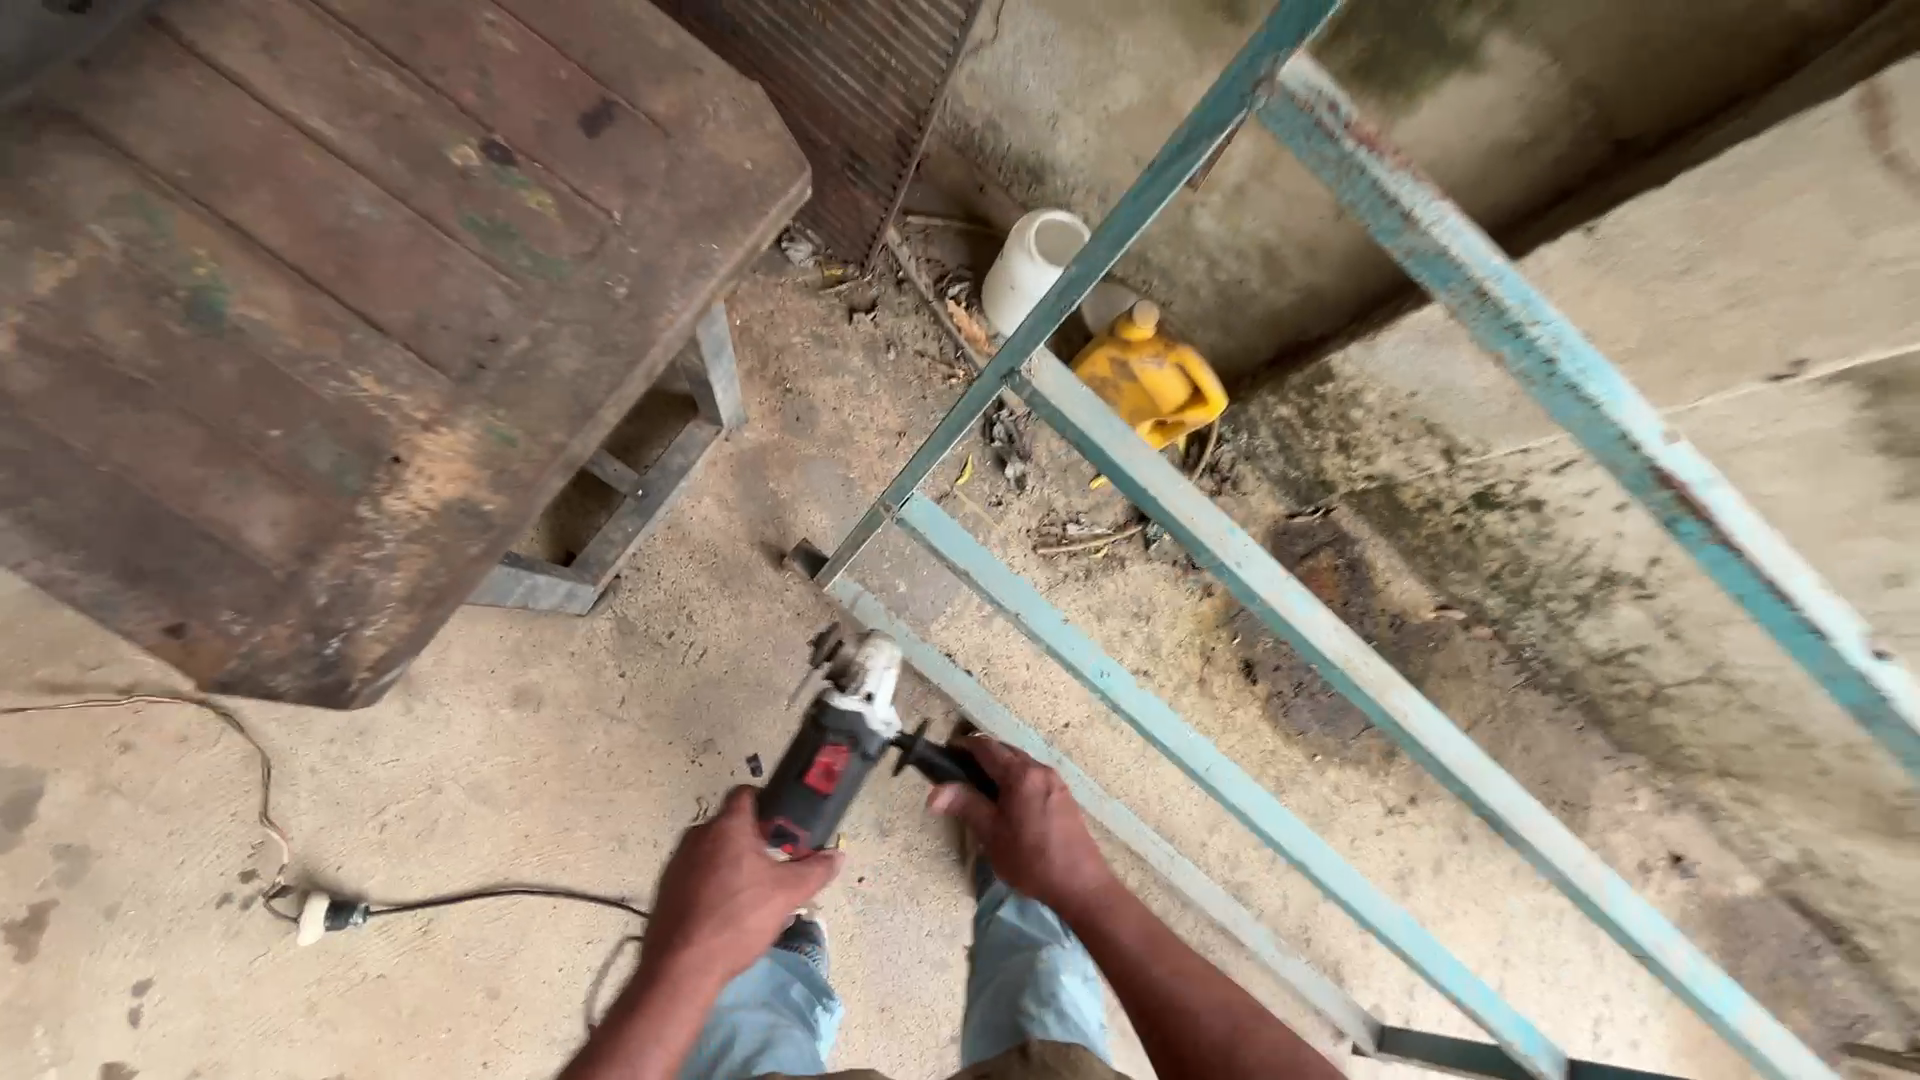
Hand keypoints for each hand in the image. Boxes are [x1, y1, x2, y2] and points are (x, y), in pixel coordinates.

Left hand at [639, 787, 843, 987]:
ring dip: (732, 862)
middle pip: (730, 825)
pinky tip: (726, 912)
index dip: (767, 802)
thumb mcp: (787, 894)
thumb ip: (815, 870)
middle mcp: (698, 835)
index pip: (745, 792)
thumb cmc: (738, 918)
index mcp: (727, 826)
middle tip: (774, 863)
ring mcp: (677, 863)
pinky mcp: (665, 890)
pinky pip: (696, 874)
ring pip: (713, 851)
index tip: (781, 824)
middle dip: (753, 839)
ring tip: (752, 891)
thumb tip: (837, 856)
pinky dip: (712, 883)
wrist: (681, 969)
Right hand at [925, 735, 1116, 919]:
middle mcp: (1039, 769)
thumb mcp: (991, 835)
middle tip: (959, 770)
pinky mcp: (1063, 795)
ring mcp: (1055, 781)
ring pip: (1021, 762)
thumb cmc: (1031, 859)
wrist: (1080, 883)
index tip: (946, 750)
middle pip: (1005, 750)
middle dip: (982, 753)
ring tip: (981, 786)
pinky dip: (1016, 776)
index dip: (964, 745)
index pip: (986, 747)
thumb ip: (965, 805)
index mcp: (1020, 774)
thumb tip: (934, 792)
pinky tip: (1008, 799)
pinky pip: (1033, 774)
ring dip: (1000, 765)